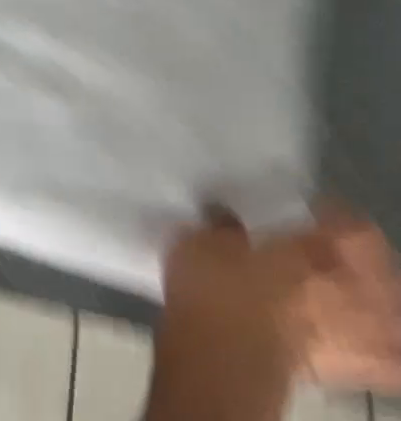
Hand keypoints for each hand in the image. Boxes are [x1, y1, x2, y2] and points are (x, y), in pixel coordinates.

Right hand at [160, 203, 400, 392]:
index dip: (325, 215)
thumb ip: (225, 227)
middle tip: (312, 257)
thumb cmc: (215, 286)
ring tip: (330, 296)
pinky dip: (376, 348)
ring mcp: (372, 329)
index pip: (347, 221)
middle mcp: (363, 286)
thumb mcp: (202, 239)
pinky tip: (349, 338)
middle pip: (373, 267)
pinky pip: (386, 357)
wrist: (229, 352)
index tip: (298, 214)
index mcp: (327, 246)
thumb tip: (229, 218)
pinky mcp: (366, 369)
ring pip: (385, 310)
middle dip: (347, 262)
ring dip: (364, 301)